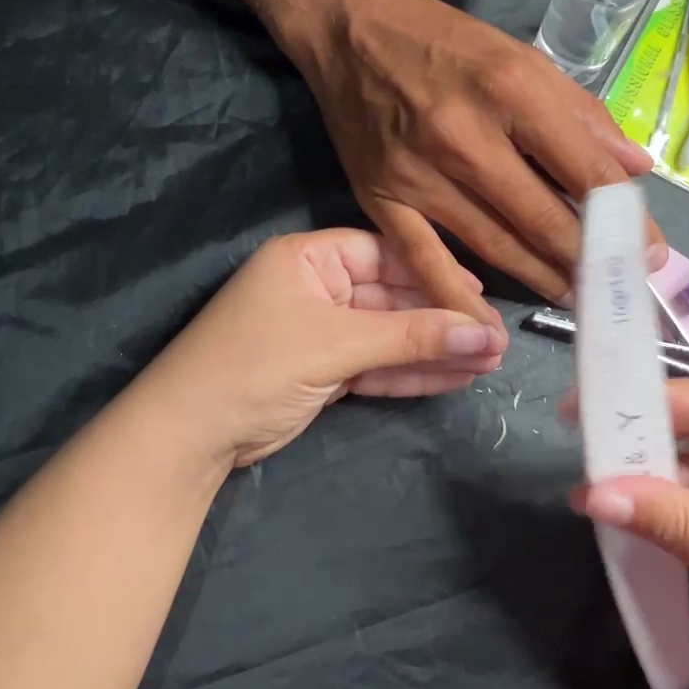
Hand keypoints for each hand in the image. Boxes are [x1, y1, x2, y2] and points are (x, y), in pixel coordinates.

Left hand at [141, 229, 507, 467]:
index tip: (483, 294)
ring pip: (390, 336)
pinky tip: (456, 376)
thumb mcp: (336, 344)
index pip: (385, 253)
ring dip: (436, 350)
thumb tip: (486, 333)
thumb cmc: (256, 365)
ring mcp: (321, 333)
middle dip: (442, 320)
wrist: (190, 435)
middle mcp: (317, 288)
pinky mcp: (325, 372)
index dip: (434, 272)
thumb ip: (411, 337)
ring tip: (490, 361)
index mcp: (308, 259)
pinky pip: (378, 365)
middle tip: (497, 338)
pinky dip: (412, 373)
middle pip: (393, 298)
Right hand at [289, 0, 664, 320]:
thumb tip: (633, 169)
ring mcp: (418, 175)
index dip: (624, 220)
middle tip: (617, 287)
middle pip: (542, 218)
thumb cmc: (444, 42)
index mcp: (510, 91)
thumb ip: (580, 114)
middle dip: (589, 259)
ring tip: (576, 297)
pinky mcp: (381, 200)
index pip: (584, 170)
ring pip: (495, 245)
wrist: (351, 33)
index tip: (648, 253)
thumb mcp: (521, 56)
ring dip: (543, 278)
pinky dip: (458, 297)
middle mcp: (465, 137)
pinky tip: (488, 326)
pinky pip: (425, 261)